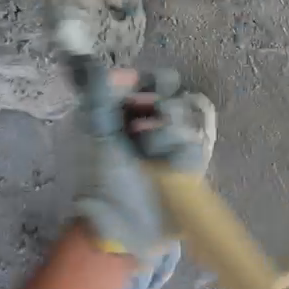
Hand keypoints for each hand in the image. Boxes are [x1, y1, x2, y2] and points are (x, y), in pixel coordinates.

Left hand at [72, 66, 216, 261]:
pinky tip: (167, 161)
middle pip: (168, 93)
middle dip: (158, 102)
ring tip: (149, 147)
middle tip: (146, 115)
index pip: (141, 82)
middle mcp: (148, 126)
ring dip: (165, 127)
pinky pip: (195, 139)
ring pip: (184, 114)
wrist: (126, 227)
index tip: (136, 87)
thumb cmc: (103, 180)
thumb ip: (97, 93)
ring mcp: (172, 145)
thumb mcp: (96, 131)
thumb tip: (94, 61)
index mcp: (122, 116)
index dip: (142, 81)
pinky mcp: (190, 163)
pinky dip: (179, 147)